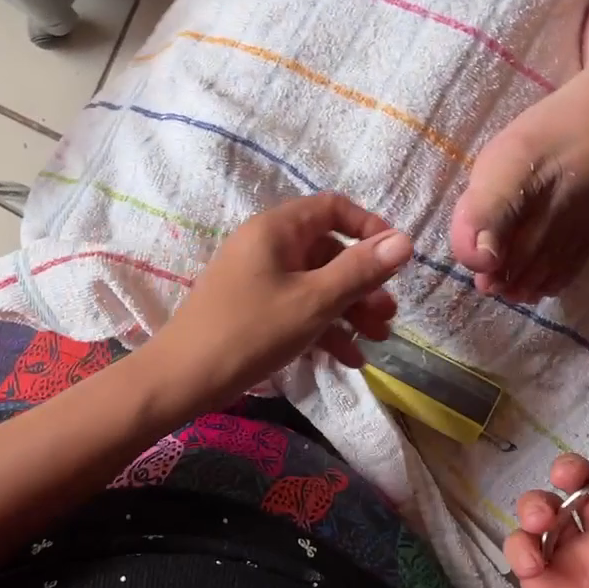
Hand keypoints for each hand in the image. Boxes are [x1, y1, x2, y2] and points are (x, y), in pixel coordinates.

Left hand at [147, 194, 412, 407]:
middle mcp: (266, 246)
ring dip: (349, 310)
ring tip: (378, 341)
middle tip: (389, 316)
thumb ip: (360, 271)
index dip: (369, 228)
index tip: (396, 259)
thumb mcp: (313, 302)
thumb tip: (405, 240)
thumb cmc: (250, 332)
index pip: (332, 208)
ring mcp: (257, 279)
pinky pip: (297, 308)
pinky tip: (350, 360)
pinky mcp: (252, 310)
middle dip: (363, 283)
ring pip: (315, 285)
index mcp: (277, 229)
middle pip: (328, 252)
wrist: (183, 379)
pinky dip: (323, 328)